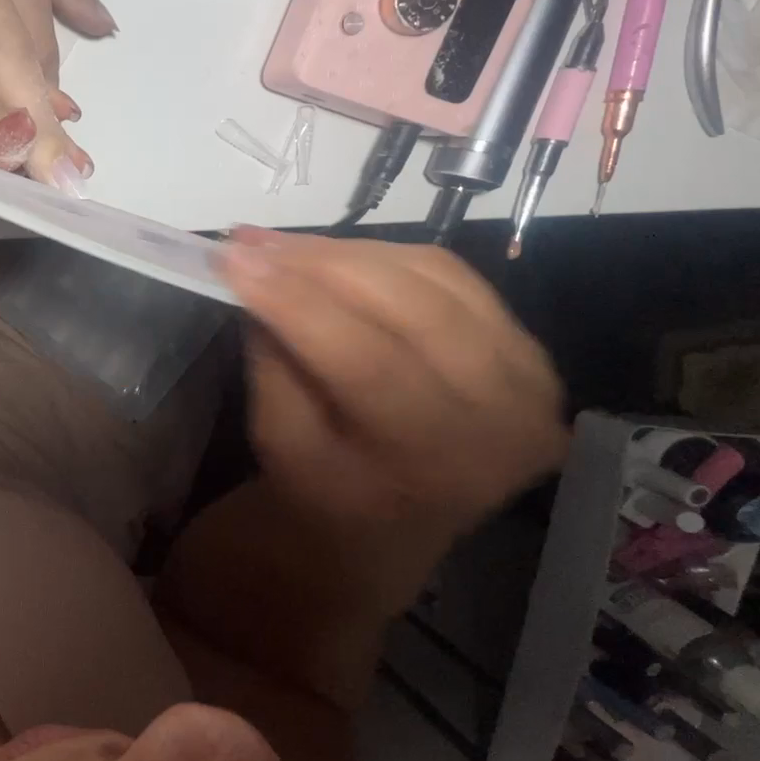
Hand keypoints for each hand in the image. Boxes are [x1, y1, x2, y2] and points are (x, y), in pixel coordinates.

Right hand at [214, 228, 568, 535]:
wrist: (390, 520)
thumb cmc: (322, 486)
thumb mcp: (278, 441)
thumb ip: (274, 363)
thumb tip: (253, 276)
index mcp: (437, 459)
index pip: (365, 361)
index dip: (293, 301)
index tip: (229, 259)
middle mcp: (504, 414)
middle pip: (410, 308)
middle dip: (317, 262)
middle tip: (246, 240)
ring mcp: (530, 376)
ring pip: (431, 277)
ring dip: (343, 250)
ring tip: (274, 242)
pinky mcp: (526, 346)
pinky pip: (449, 275)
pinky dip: (379, 254)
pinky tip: (324, 254)